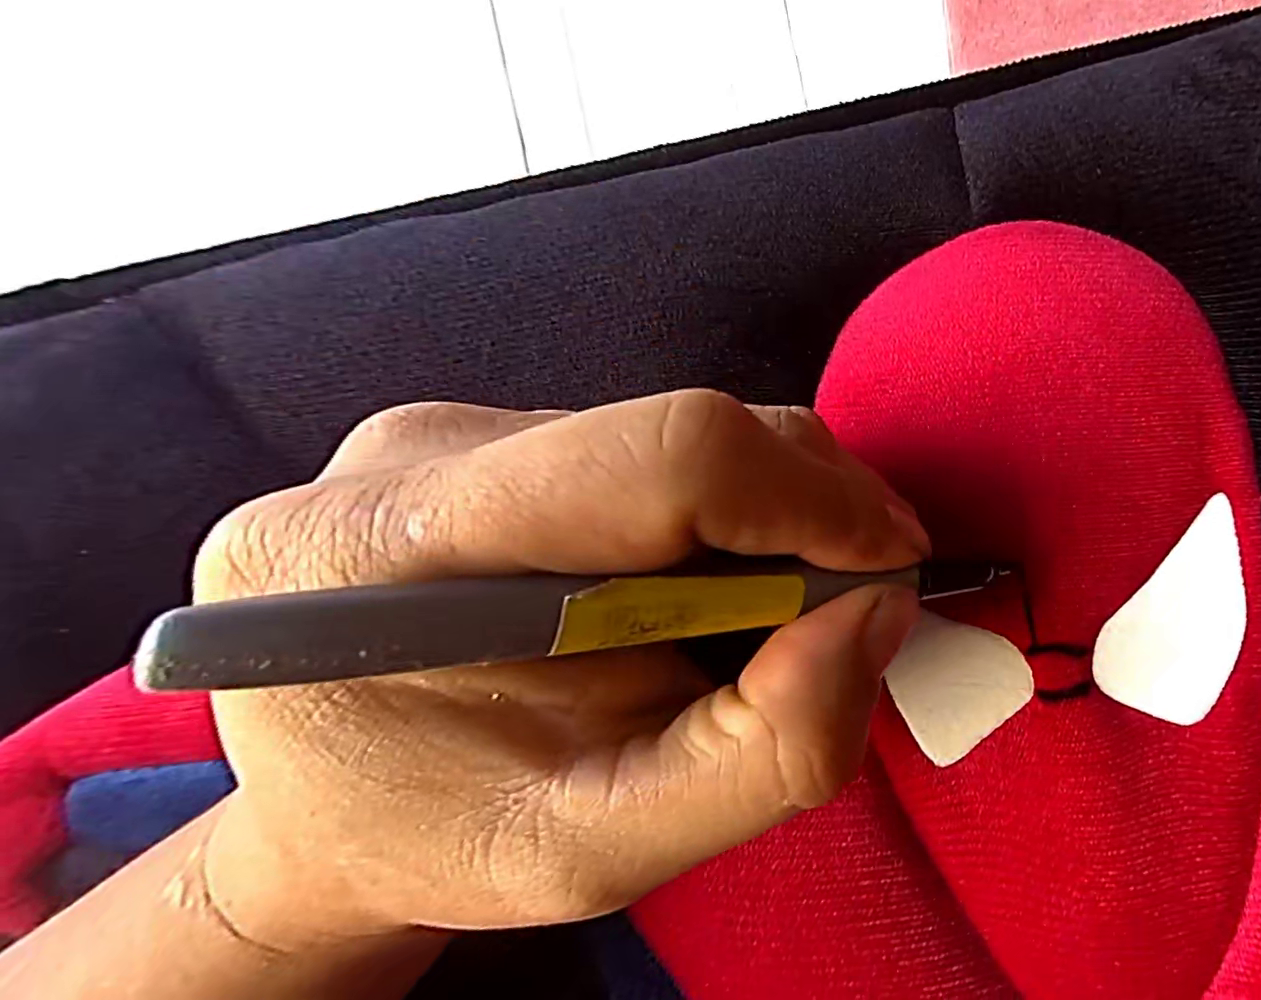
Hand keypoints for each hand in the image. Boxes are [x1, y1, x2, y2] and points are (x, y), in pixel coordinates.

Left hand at [195, 391, 928, 950]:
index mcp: (394, 553)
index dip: (812, 502)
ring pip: (705, 431)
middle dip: (821, 508)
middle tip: (860, 597)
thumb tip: (878, 609)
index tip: (892, 566)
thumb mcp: (611, 848)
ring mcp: (469, 428)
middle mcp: (425, 455)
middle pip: (701, 431)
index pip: (669, 461)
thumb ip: (771, 746)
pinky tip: (726, 573)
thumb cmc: (460, 834)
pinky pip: (678, 445)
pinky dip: (745, 504)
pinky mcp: (514, 431)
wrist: (352, 794)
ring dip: (787, 509)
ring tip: (783, 600)